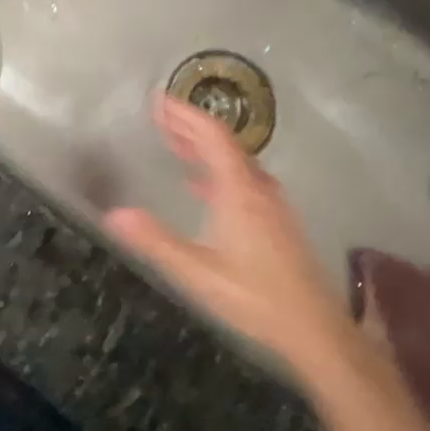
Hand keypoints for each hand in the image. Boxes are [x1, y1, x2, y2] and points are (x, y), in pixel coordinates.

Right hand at [102, 96, 355, 369]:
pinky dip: (218, 170)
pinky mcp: (277, 222)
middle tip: (161, 115)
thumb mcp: (198, 272)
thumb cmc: (256, 297)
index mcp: (239, 190)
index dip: (185, 114)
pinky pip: (243, 179)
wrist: (315, 331)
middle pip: (224, 143)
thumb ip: (156, 242)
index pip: (212, 136)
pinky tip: (203, 186)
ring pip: (235, 161)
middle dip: (191, 126)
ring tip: (176, 143)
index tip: (160, 99)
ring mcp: (271, 205)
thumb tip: (114, 214)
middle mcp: (258, 188)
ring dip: (205, 147)